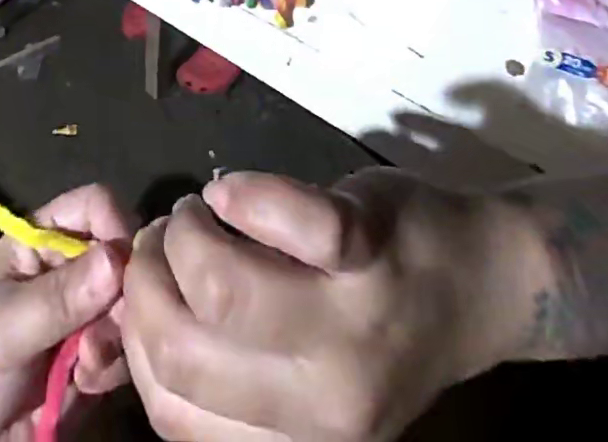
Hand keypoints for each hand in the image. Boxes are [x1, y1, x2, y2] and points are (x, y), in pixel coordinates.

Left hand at [0, 185, 134, 441]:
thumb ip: (57, 297)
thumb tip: (118, 256)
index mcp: (35, 244)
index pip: (91, 205)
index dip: (115, 223)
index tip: (125, 265)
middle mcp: (64, 271)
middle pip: (120, 255)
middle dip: (120, 293)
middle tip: (102, 332)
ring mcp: (78, 315)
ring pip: (127, 303)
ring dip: (116, 335)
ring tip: (86, 367)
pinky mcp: (89, 359)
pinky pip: (123, 348)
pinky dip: (113, 366)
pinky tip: (84, 386)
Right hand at [120, 170, 542, 440]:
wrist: (482, 284)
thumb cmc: (375, 325)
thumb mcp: (301, 373)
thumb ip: (223, 359)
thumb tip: (125, 307)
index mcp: (294, 437)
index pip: (172, 409)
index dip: (137, 332)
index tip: (143, 284)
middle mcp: (323, 400)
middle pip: (184, 347)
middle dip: (149, 275)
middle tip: (162, 239)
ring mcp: (352, 323)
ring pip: (222, 284)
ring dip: (186, 232)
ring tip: (197, 212)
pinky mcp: (369, 248)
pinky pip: (285, 217)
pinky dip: (243, 195)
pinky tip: (234, 191)